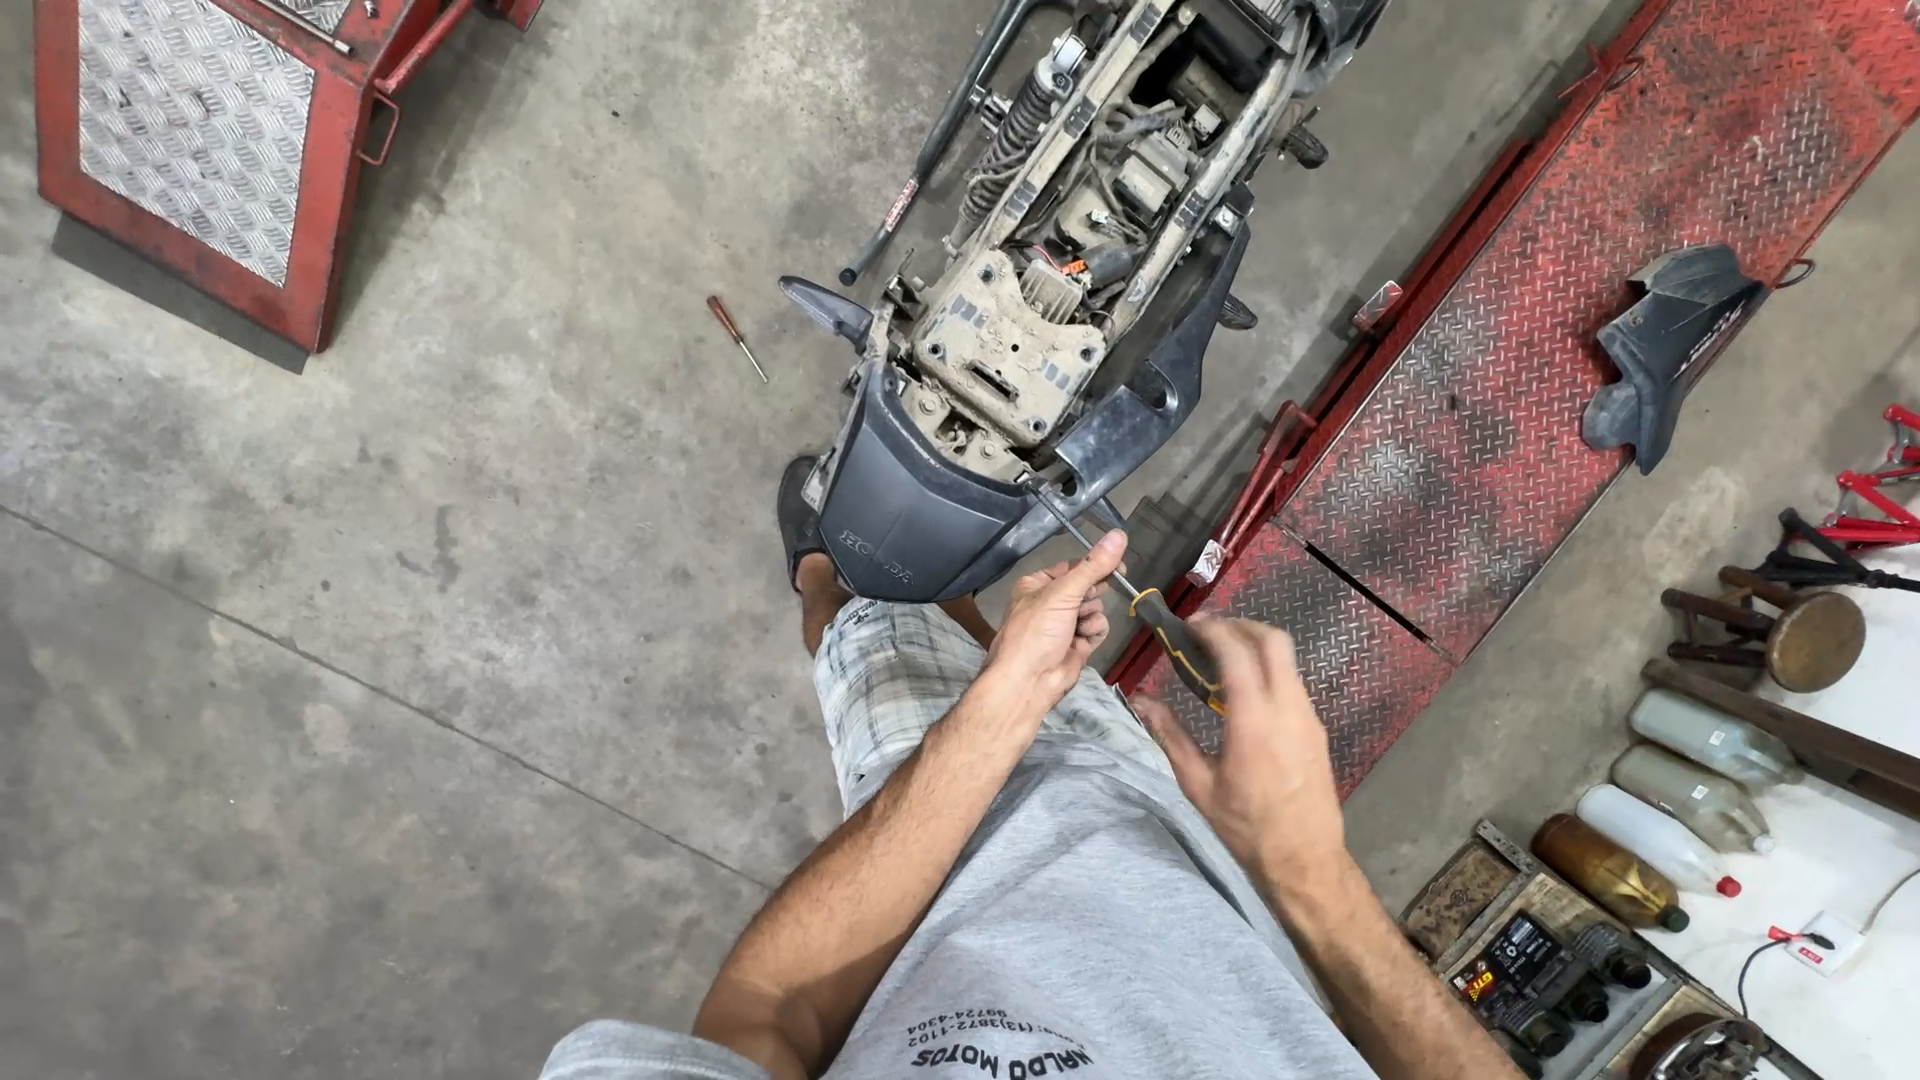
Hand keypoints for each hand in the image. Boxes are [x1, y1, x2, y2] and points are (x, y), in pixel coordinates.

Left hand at [980, 529, 1126, 718]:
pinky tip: (1083, 640)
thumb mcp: (1063, 593)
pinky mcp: (1076, 644)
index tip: (1119, 566)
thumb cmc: (1036, 631)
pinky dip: (1093, 632)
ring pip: (1094, 608)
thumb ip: (1093, 567)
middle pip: (1087, 587)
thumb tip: (1119, 534)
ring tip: (1078, 626)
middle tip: (1086, 602)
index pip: (1073, 567)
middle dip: (1091, 595)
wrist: (1028, 682)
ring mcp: (1063, 625)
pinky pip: (1096, 628)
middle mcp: (1049, 602)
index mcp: (1037, 584)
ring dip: (1091, 615)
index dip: (1095, 566)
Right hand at [1134, 618, 1345, 885]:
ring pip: (1288, 659)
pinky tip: (1243, 690)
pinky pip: (1292, 681)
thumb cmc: (1246, 827)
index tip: (1189, 625)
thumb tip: (1141, 701)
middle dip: (1240, 624)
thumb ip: (1170, 736)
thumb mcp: (1198, 784)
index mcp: (1254, 721)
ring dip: (1255, 645)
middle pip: (1273, 641)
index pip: (1237, 653)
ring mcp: (1308, 717)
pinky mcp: (1316, 728)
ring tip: (1220, 658)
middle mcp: (1288, 709)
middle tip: (1208, 631)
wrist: (1306, 861)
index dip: (1213, 629)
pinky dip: (1267, 668)